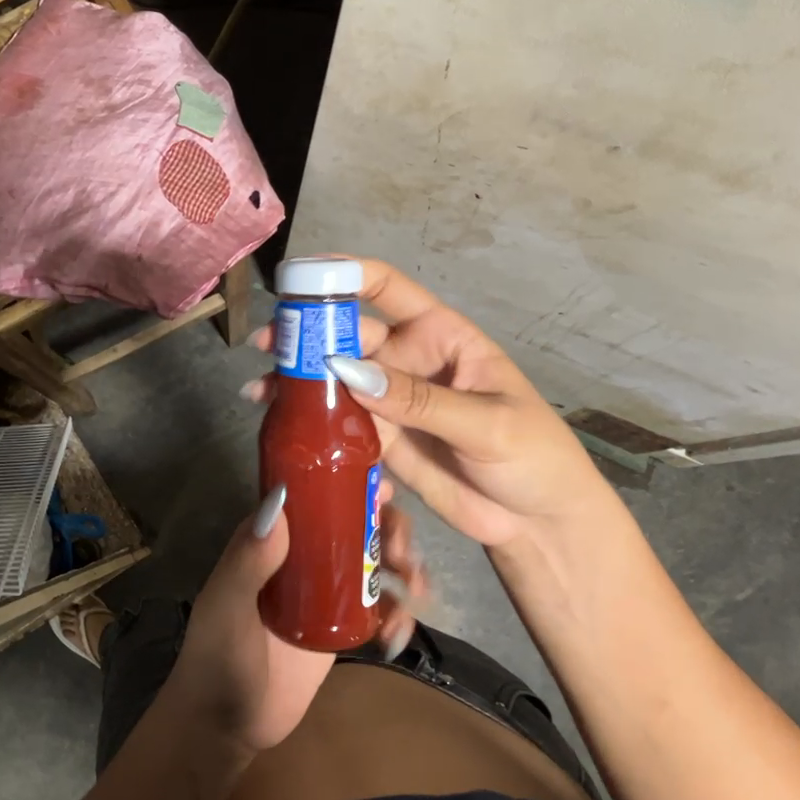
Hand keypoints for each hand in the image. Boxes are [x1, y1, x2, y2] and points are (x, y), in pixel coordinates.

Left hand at [157, 480, 426, 753]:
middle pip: (354, 526)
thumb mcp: (227, 605)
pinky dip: (399, 615)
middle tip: (402, 550)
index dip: (349, 485)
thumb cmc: (218, 656)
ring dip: (403, 567)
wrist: (227, 724)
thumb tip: (280, 502)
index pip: (311, 496)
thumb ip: (249, 558)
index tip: (384, 487)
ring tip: (413, 586)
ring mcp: (324, 594)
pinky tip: (400, 632)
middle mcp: (299, 557)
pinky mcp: (341, 630)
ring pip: (373, 564)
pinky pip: (379, 610)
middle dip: (388, 528)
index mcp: (267, 539)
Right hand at [246, 258, 610, 549]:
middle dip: (305, 333)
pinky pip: (335, 421)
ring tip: (260, 388)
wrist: (539, 525)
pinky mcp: (377, 438)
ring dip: (294, 377)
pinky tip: (275, 418)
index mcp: (440, 335)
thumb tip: (348, 372)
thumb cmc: (534, 457)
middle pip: (346, 333)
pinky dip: (303, 418)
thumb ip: (418, 399)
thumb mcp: (486, 423)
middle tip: (268, 344)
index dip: (345, 274)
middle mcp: (407, 359)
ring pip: (332, 377)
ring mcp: (388, 399)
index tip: (301, 274)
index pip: (387, 289)